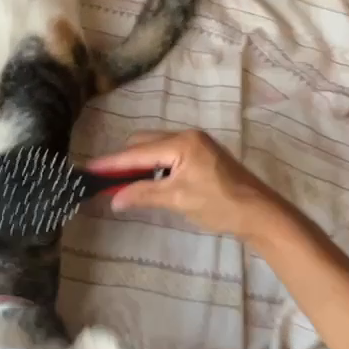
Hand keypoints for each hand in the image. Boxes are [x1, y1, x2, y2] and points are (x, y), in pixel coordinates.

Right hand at [87, 130, 299, 246]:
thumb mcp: (178, 200)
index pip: (138, 153)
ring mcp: (196, 143)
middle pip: (144, 144)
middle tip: (106, 181)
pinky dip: (155, 166)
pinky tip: (149, 182)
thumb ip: (143, 195)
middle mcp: (187, 136)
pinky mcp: (202, 154)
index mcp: (181, 143)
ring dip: (140, 164)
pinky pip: (168, 153)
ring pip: (156, 148)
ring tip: (124, 184)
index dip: (112, 163)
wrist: (259, 212)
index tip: (89, 168)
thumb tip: (113, 199)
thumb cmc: (220, 205)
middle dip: (125, 161)